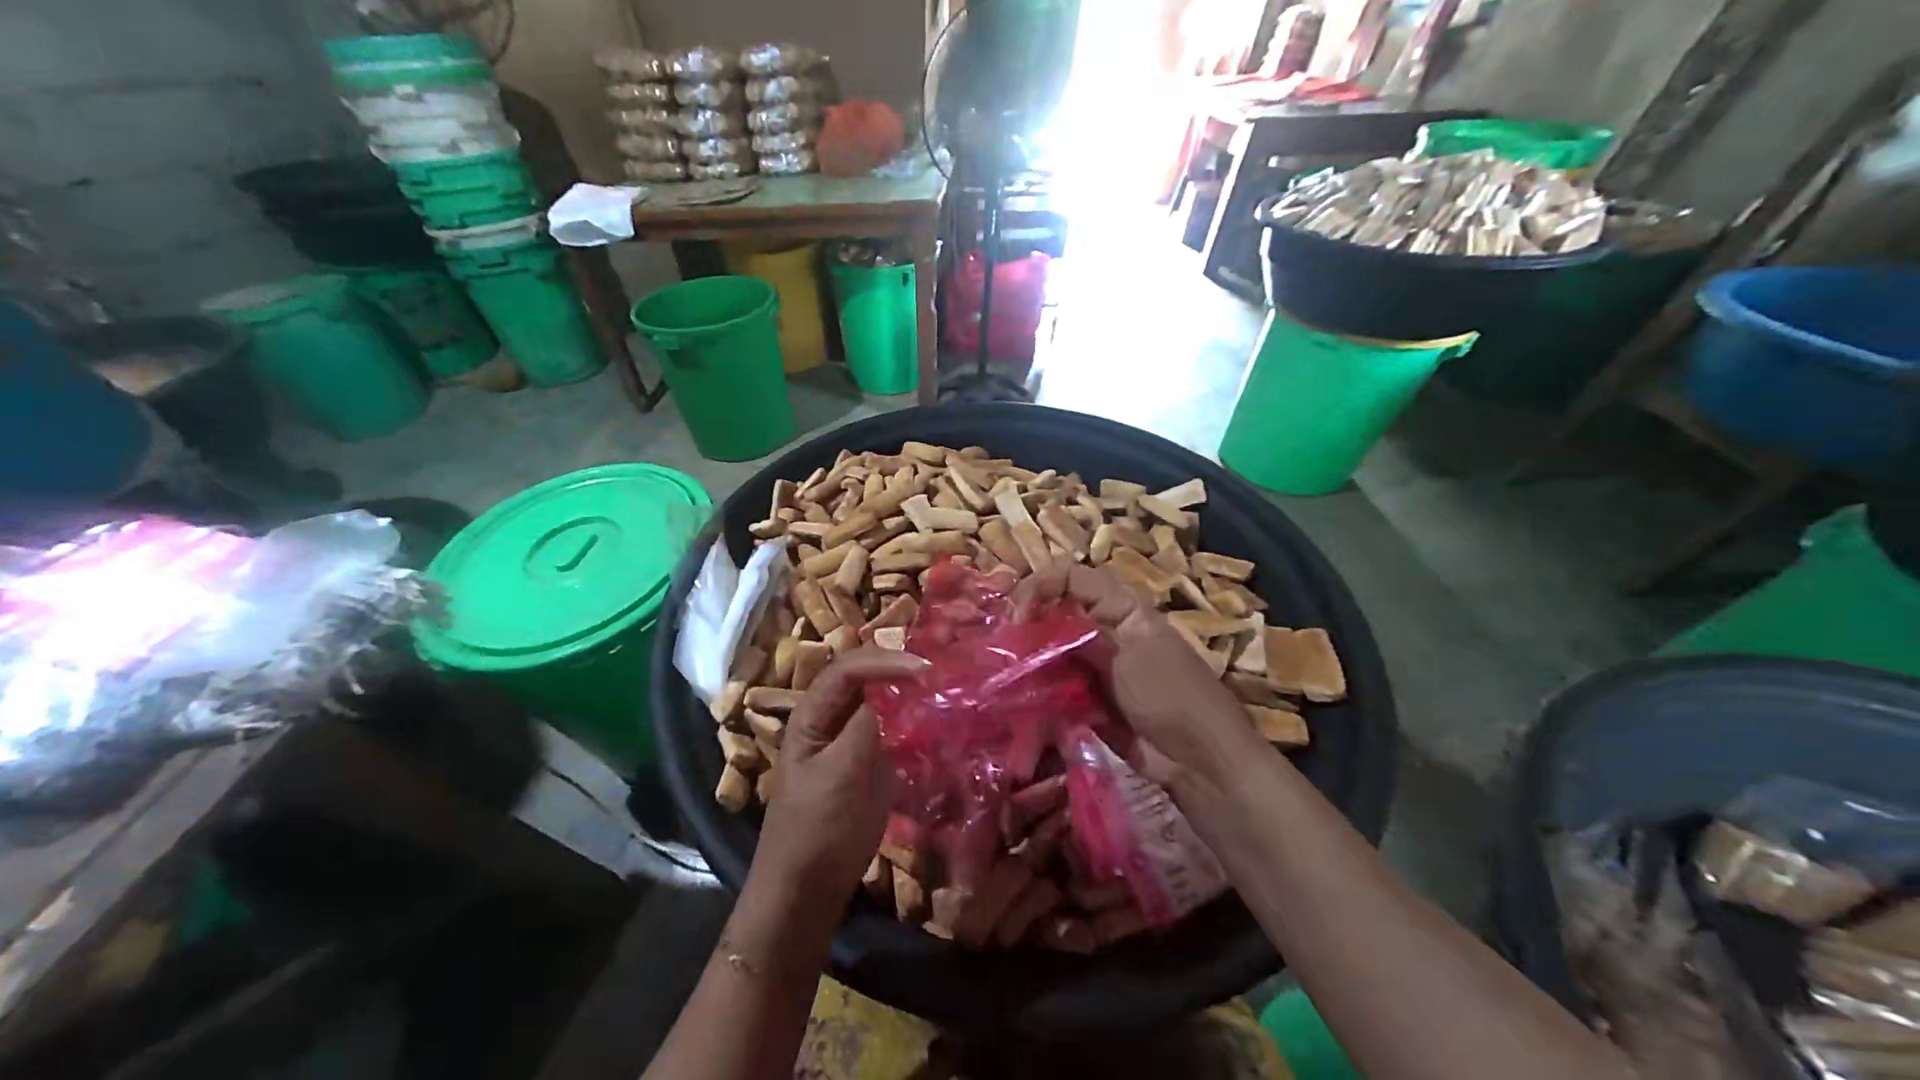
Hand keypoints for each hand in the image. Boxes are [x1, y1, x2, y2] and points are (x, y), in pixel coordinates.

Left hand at [749, 648, 928, 918]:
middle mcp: (832, 720)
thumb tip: (897, 686)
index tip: (925, 669)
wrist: (808, 889)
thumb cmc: (815, 829)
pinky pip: (896, 731)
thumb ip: (865, 726)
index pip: (848, 670)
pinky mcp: (872, 764)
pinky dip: (917, 721)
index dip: (885, 661)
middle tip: (942, 670)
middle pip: (867, 679)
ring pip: (884, 703)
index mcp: (812, 715)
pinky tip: (940, 721)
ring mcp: (853, 742)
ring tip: (946, 688)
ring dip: (911, 693)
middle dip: (901, 669)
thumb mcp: (839, 774)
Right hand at [1014, 563, 1267, 791]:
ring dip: (1026, 661)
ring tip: (1003, 676)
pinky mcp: (1086, 701)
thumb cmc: (1171, 697)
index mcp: (1121, 608)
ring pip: (1049, 652)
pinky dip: (1034, 691)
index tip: (1017, 617)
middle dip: (1025, 625)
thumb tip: (1035, 621)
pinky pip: (1053, 688)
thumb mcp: (1129, 654)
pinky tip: (1016, 700)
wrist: (1199, 761)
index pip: (1071, 578)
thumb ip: (1082, 633)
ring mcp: (1094, 667)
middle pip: (1054, 614)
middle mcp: (1104, 631)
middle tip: (1001, 648)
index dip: (1039, 587)